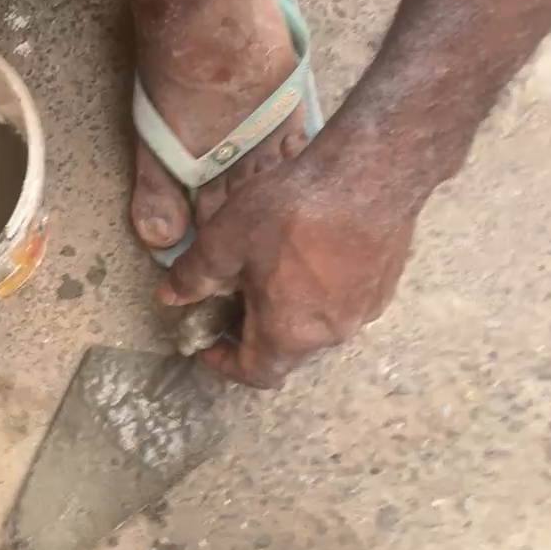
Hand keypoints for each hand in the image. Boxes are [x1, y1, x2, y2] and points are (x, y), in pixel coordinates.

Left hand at [156, 137, 425, 387]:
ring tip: (249, 281)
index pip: (257, 372)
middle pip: (285, 352)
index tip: (203, 345)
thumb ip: (193, 277)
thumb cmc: (289, 214)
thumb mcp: (222, 243)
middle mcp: (334, 331)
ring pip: (311, 329)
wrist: (368, 177)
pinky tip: (288, 263)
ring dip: (278, 316)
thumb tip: (169, 298)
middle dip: (247, 337)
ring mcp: (364, 310)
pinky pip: (335, 306)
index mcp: (292, 331)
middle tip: (219, 306)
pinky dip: (305, 298)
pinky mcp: (381, 286)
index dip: (224, 364)